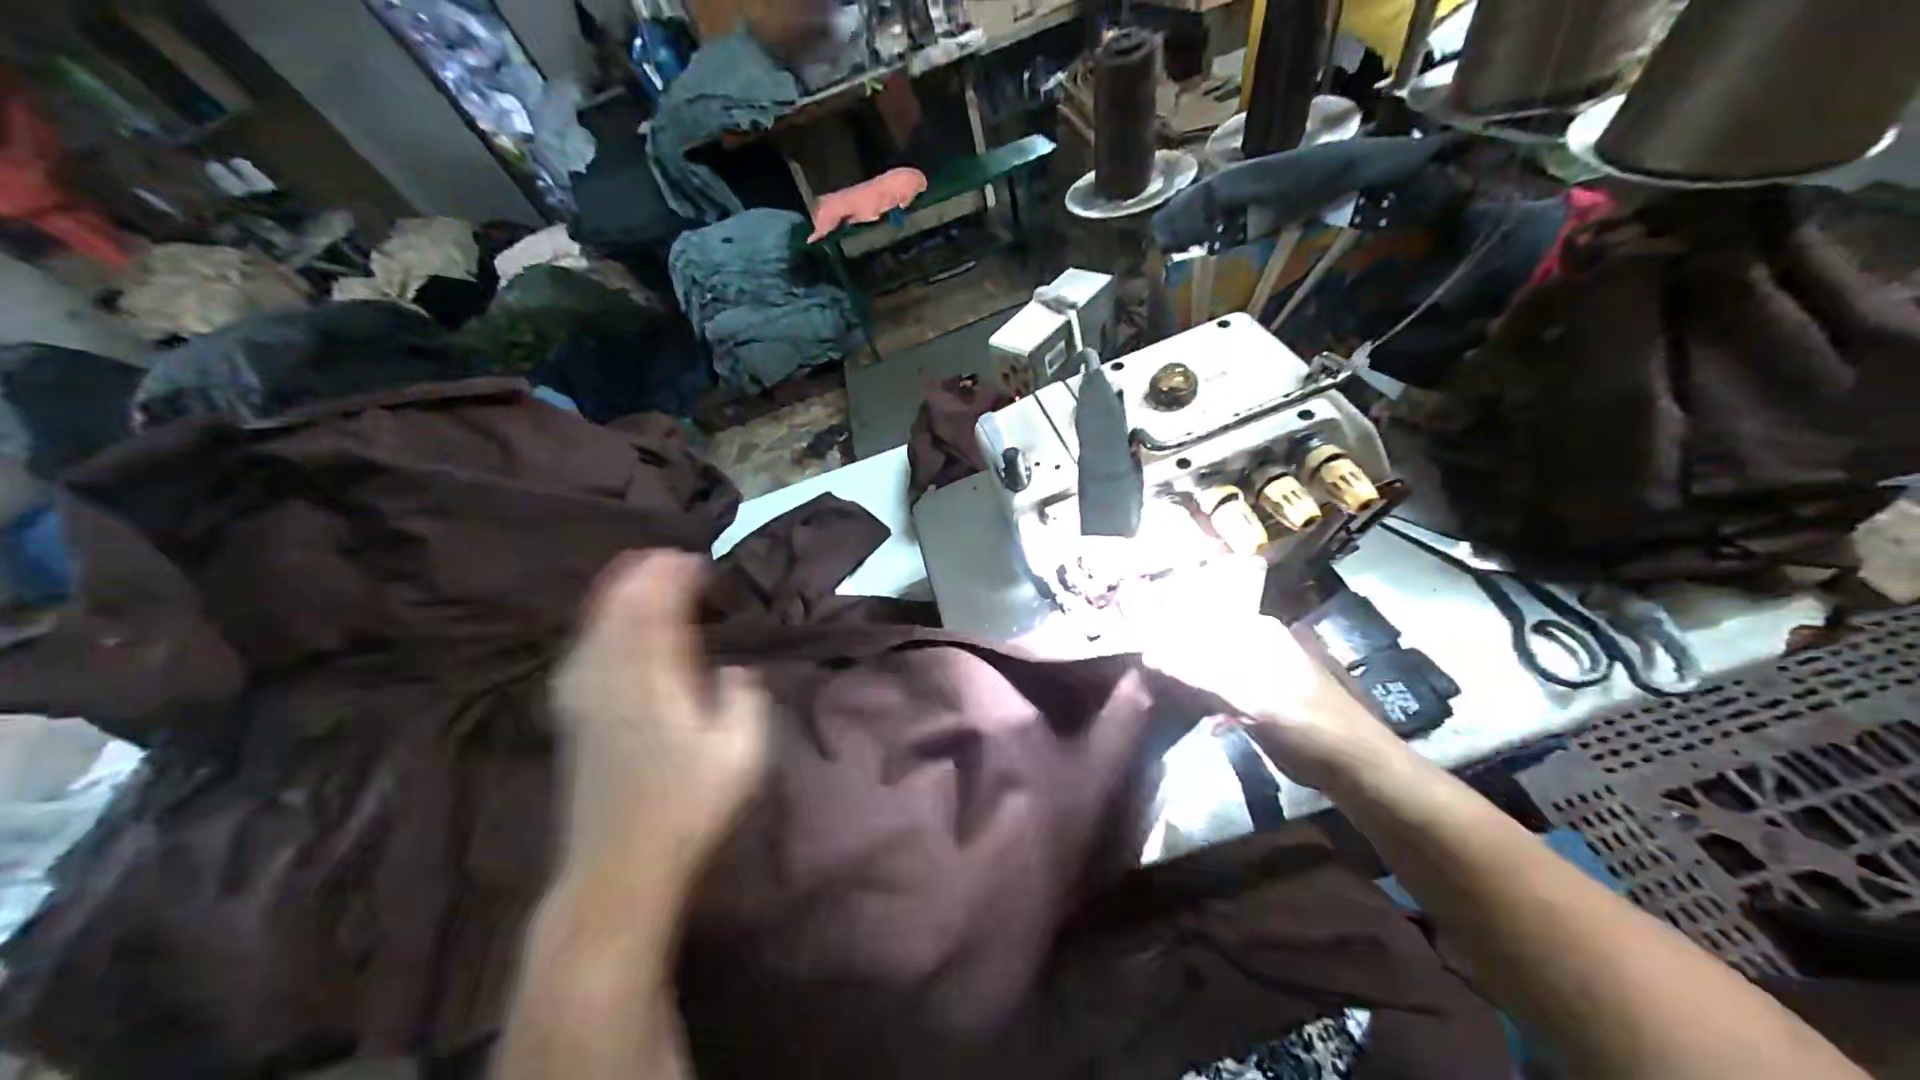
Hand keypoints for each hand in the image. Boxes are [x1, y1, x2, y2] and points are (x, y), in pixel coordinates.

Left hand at [551, 550, 769, 886]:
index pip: (659, 616)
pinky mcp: (574, 719)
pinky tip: (600, 626)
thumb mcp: (740, 756)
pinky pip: (580, 655)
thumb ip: (745, 703)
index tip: (691, 560)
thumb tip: (736, 671)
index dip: (672, 582)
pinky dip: (593, 627)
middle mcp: (614, 683)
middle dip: (641, 579)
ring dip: (614, 596)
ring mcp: (586, 701)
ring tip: (633, 574)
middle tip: (665, 557)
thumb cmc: (689, 809)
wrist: (618, 866)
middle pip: (621, 615)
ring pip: (595, 631)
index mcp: (656, 686)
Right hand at [1146, 615, 1411, 792]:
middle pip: (1193, 637)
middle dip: (1162, 647)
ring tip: (1139, 680)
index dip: (1161, 620)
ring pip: (1197, 662)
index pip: (1196, 614)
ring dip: (1172, 672)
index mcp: (1254, 630)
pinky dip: (1188, 694)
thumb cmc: (1308, 724)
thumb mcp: (1254, 697)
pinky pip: (1206, 687)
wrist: (1350, 767)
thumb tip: (1150, 653)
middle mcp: (1248, 642)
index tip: (1125, 629)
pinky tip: (1169, 704)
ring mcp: (1247, 669)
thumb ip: (1202, 674)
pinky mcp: (1246, 696)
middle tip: (1127, 658)